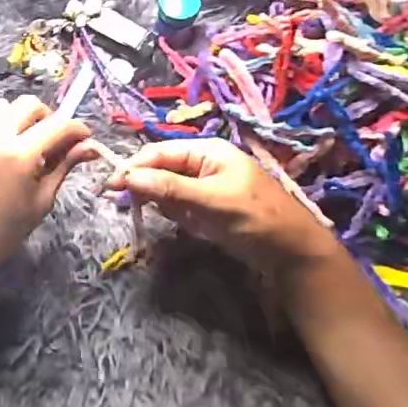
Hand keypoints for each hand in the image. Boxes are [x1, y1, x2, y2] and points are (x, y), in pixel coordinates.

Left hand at [0, 96, 99, 294]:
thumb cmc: (4, 231)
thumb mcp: (41, 200)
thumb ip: (63, 166)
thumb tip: (89, 147)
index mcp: (18, 155)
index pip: (57, 124)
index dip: (76, 128)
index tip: (83, 138)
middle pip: (29, 104)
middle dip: (47, 118)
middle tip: (51, 141)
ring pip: (3, 107)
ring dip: (20, 120)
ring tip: (22, 146)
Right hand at [106, 139, 340, 276]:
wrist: (297, 255)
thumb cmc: (257, 219)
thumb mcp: (211, 202)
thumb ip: (169, 188)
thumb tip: (127, 177)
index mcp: (208, 150)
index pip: (159, 152)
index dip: (134, 167)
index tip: (111, 187)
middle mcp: (205, 163)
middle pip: (161, 168)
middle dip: (147, 186)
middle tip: (129, 207)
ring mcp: (208, 186)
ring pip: (169, 189)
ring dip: (164, 203)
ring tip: (177, 219)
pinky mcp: (210, 207)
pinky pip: (182, 206)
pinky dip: (178, 215)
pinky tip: (191, 227)